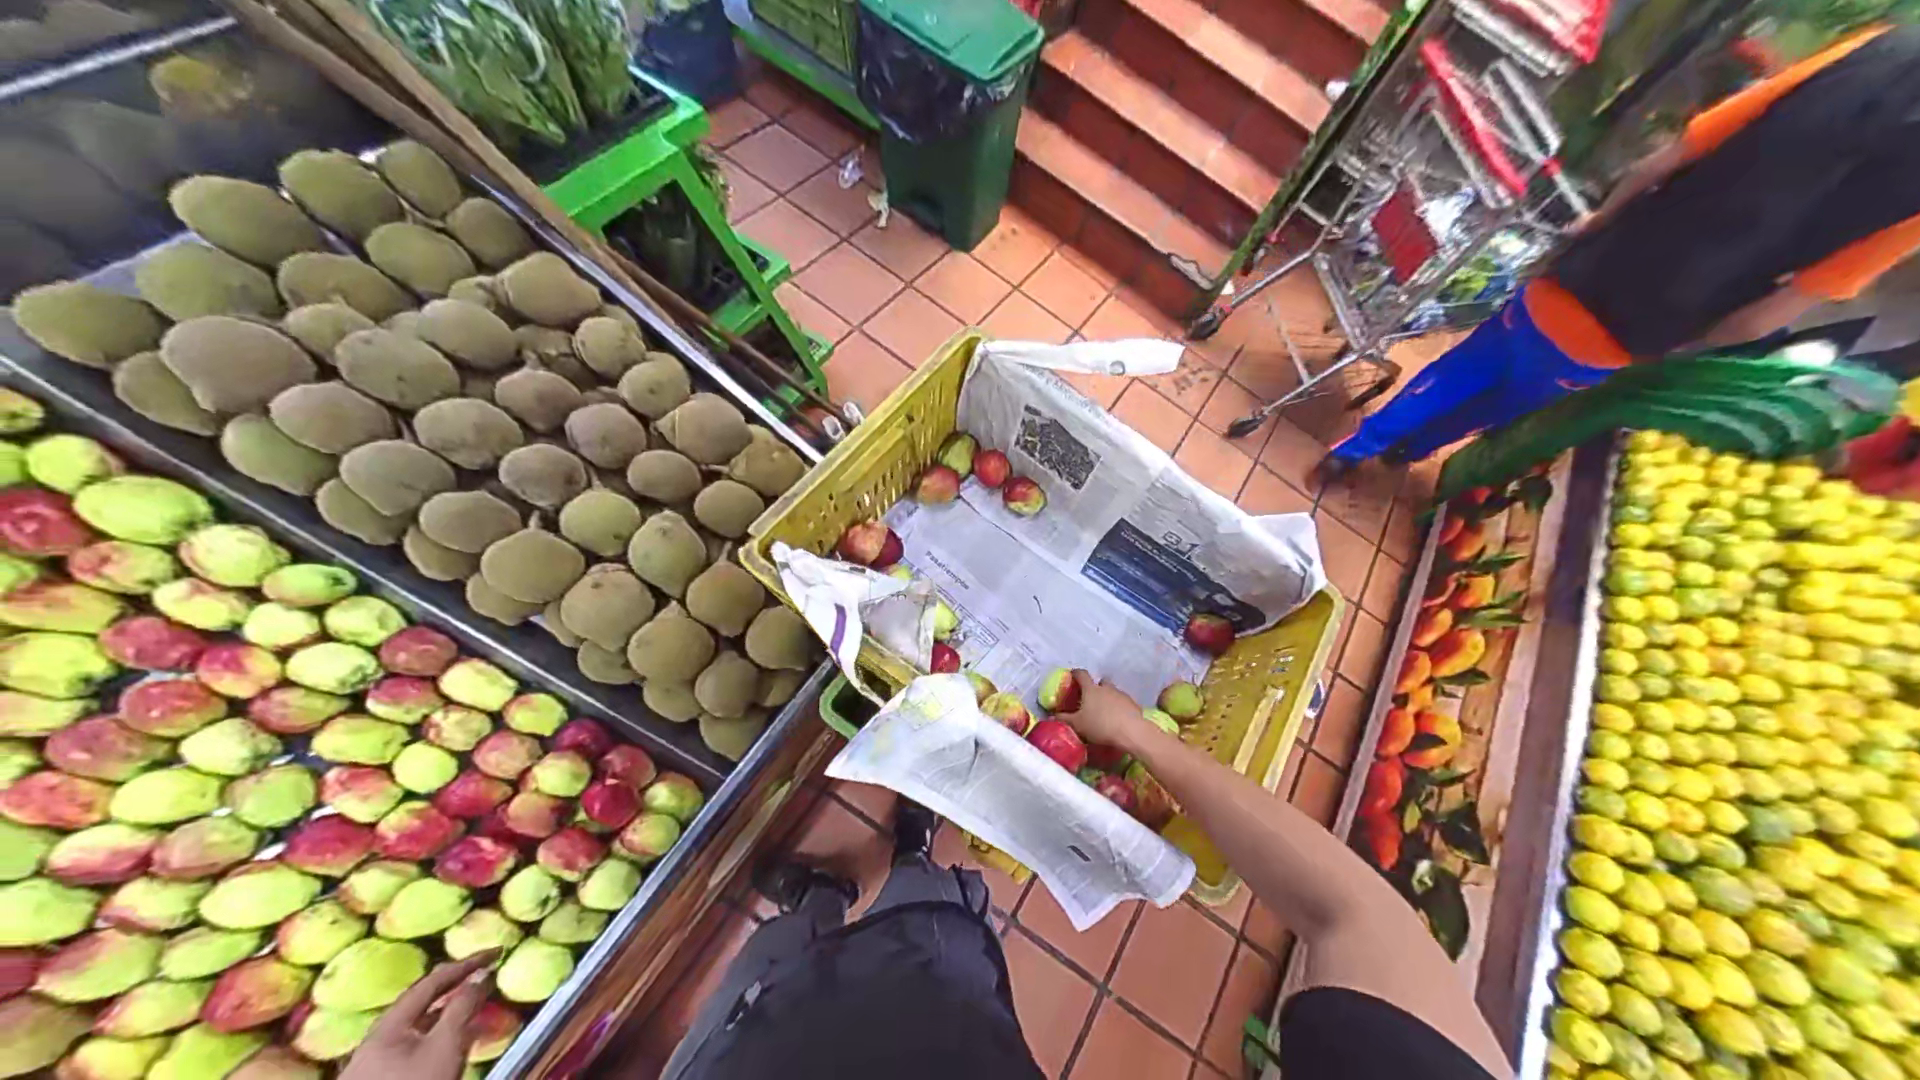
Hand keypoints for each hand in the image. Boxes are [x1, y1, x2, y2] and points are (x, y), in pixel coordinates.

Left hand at [340, 950, 499, 1079]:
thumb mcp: (446, 1044)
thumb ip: (463, 1005)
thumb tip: (481, 974)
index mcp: (387, 1027)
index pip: (431, 982)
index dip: (466, 964)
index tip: (497, 952)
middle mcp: (376, 1040)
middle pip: (419, 1000)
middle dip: (454, 982)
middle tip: (484, 969)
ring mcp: (375, 1062)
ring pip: (417, 1022)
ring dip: (448, 1006)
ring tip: (475, 997)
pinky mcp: (381, 1078)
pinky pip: (414, 1041)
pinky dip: (439, 1028)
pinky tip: (455, 1033)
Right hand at [1053, 670, 1153, 751]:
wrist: (1131, 731)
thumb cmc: (1100, 725)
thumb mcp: (1077, 724)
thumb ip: (1064, 718)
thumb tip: (1053, 714)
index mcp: (1091, 689)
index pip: (1082, 674)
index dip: (1076, 673)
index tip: (1072, 675)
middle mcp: (1106, 688)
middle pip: (1100, 681)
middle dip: (1096, 687)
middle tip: (1091, 698)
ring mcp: (1121, 694)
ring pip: (1113, 692)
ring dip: (1108, 697)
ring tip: (1105, 711)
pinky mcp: (1133, 704)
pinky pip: (1123, 702)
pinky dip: (1119, 707)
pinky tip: (1117, 718)